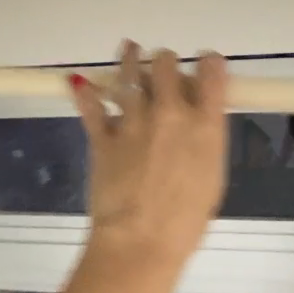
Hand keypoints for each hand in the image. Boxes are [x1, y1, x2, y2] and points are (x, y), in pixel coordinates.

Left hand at [71, 41, 228, 270]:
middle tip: (162, 72)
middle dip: (165, 64)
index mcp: (205, 127)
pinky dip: (86, 93)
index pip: (212, 71)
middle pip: (166, 64)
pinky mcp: (102, 138)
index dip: (208, 63)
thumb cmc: (184, 224)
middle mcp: (170, 114)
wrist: (140, 242)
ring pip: (128, 74)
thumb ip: (204, 144)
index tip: (204, 67)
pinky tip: (81, 84)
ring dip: (129, 61)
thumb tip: (196, 127)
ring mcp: (133, 123)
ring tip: (128, 50)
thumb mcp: (211, 181)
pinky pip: (91, 105)